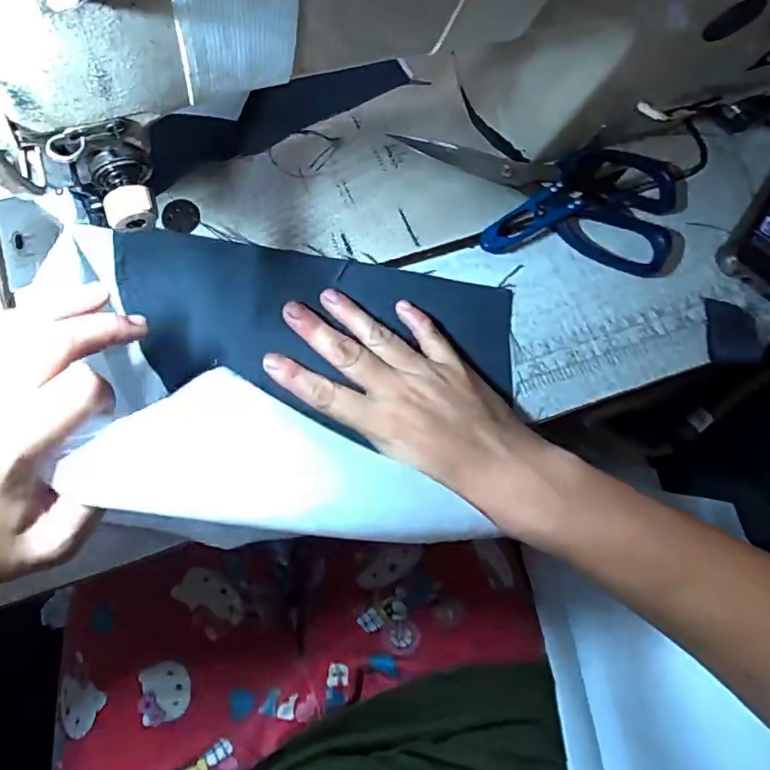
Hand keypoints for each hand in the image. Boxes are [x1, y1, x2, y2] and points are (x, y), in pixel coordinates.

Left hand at [0, 283, 146, 623]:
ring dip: (58, 305)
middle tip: (134, 324)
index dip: (103, 392)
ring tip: (98, 294)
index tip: (106, 410)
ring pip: (10, 328)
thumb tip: (112, 436)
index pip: (74, 391)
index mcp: (8, 453)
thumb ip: (94, 495)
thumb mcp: (54, 545)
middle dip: (99, 327)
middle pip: (47, 344)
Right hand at [260, 289, 570, 530]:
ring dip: (353, 316)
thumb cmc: (445, 473)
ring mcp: (424, 372)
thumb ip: (371, 423)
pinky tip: (401, 304)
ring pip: (382, 337)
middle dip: (316, 332)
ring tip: (330, 295)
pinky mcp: (451, 364)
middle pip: (348, 356)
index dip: (296, 377)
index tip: (270, 358)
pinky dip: (416, 319)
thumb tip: (348, 401)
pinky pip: (431, 336)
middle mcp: (396, 391)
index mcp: (380, 421)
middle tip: (292, 309)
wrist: (499, 465)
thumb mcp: (396, 456)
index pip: (327, 396)